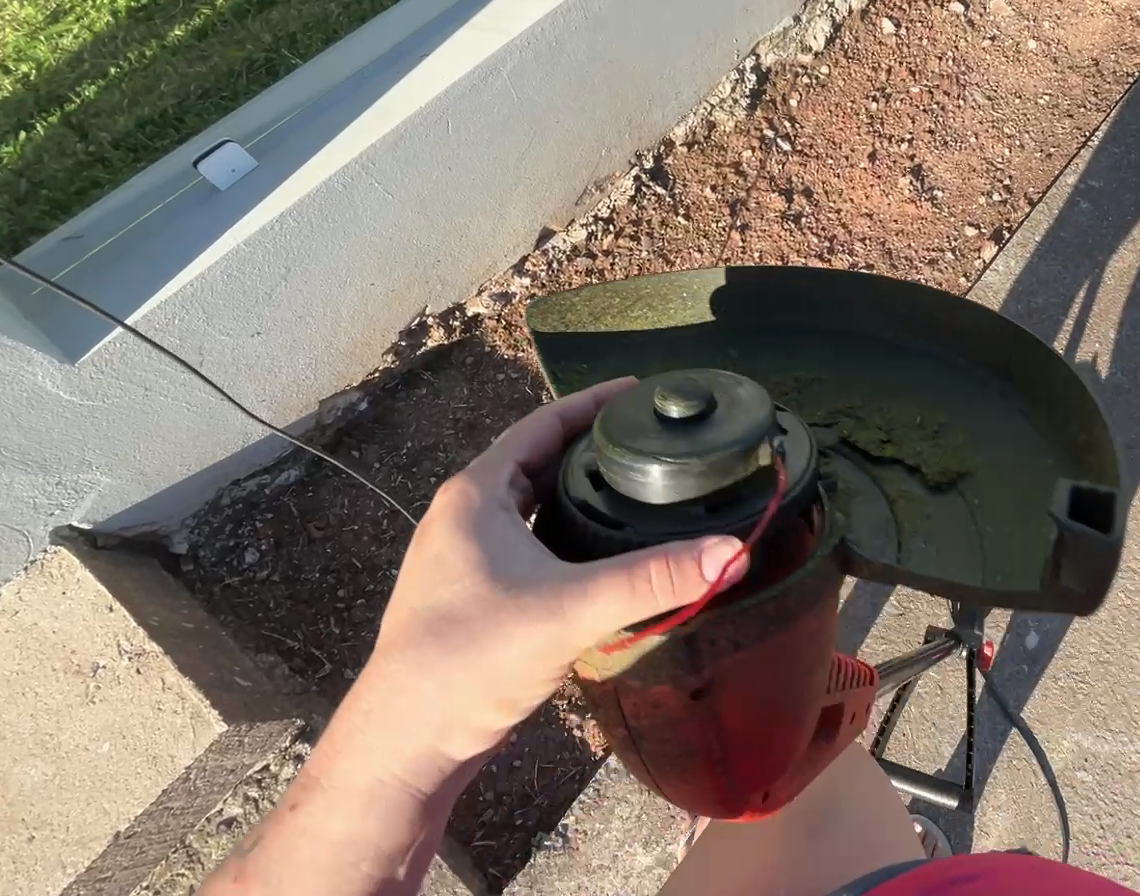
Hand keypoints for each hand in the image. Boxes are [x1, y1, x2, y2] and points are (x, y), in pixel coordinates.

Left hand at [351, 378, 746, 786]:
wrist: (406, 748)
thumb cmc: (470, 659)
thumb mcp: (570, 609)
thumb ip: (653, 580)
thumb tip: (734, 552)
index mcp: (477, 494)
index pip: (542, 424)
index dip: (592, 402)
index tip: (642, 392)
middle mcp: (470, 515)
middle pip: (542, 459)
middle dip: (595, 443)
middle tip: (654, 438)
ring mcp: (472, 555)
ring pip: (538, 501)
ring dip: (583, 487)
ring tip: (641, 481)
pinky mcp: (483, 591)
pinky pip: (538, 537)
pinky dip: (573, 526)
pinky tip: (609, 543)